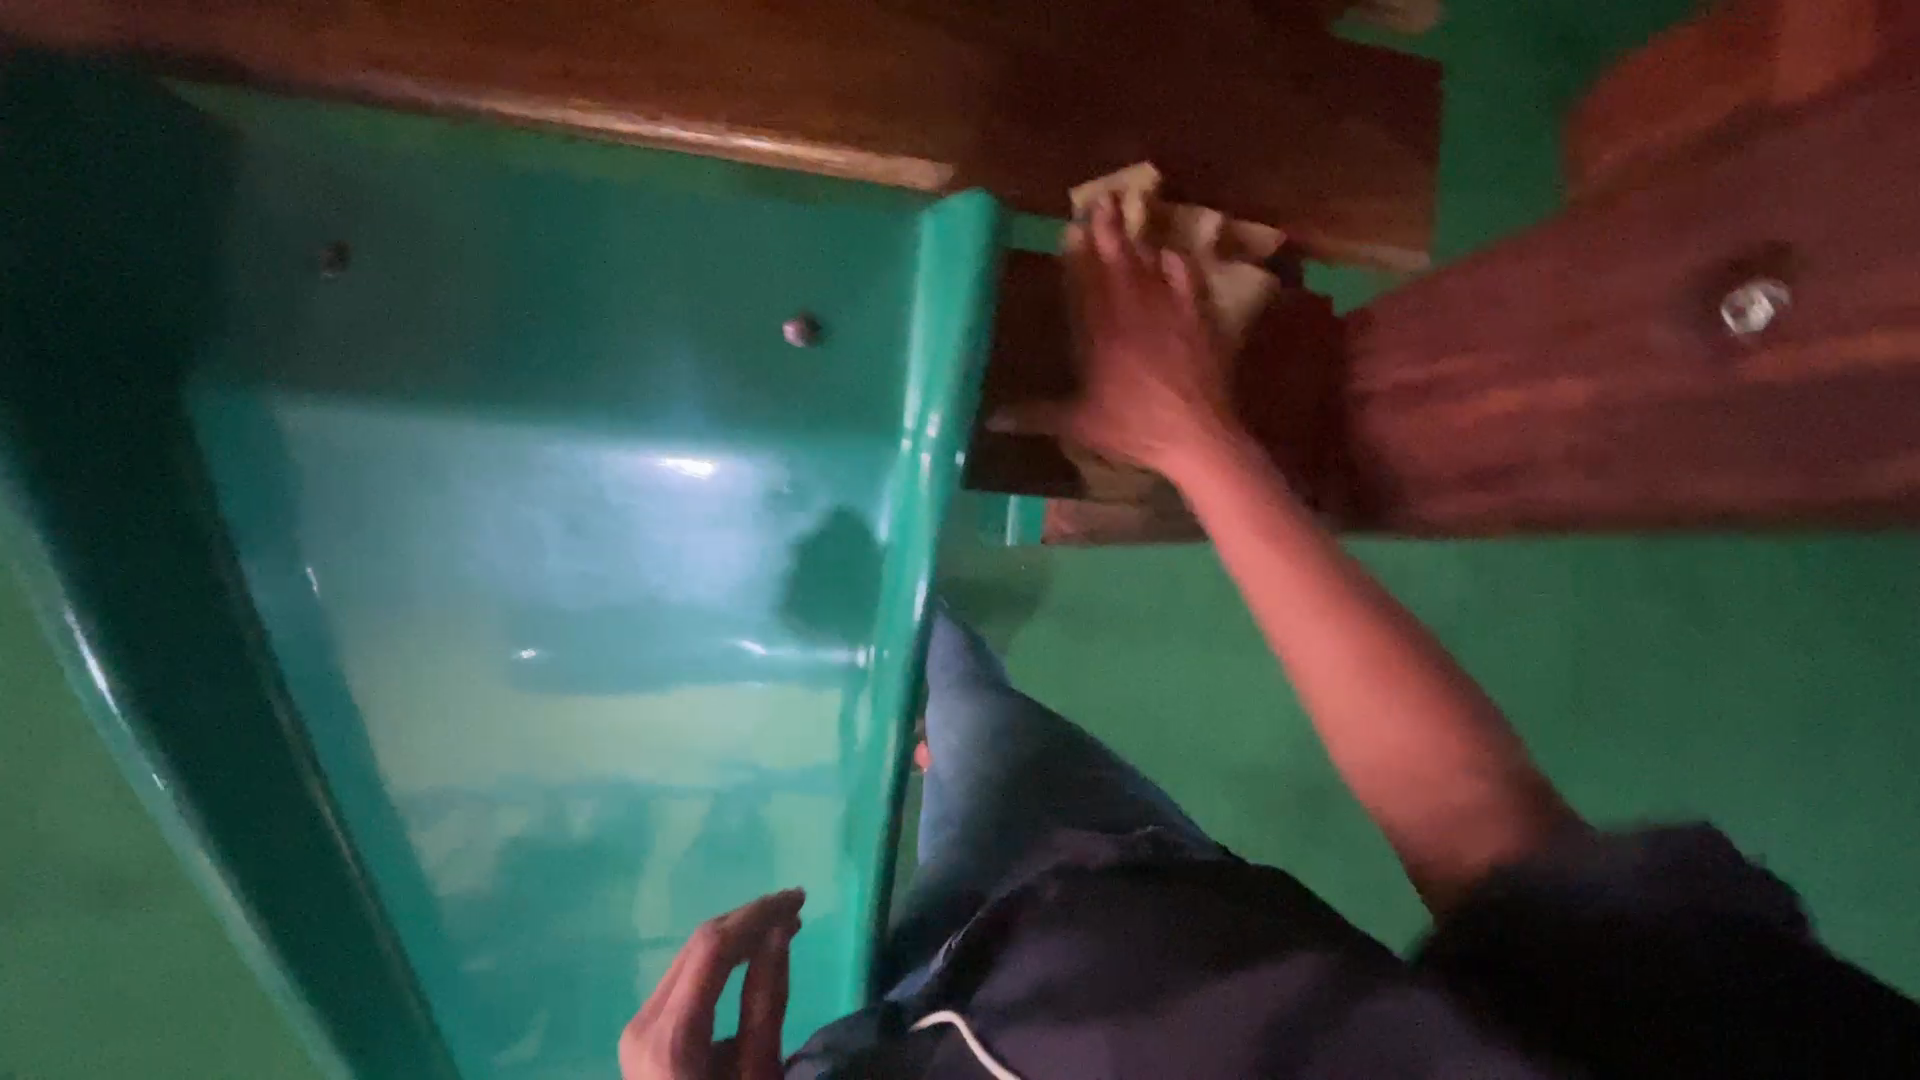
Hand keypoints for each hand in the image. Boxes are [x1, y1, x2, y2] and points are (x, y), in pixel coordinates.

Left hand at [618, 888, 804, 1079]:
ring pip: (690, 955)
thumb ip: (767, 999)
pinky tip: (749, 954)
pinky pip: (684, 977)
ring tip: (782, 925)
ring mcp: (636, 1028)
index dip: (757, 914)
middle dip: (750, 918)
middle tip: (797, 908)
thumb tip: (780, 931)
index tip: (799, 900)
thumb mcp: (758, 1073)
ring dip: (737, 934)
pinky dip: (720, 958)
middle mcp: (643, 1023)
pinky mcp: (641, 1034)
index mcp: (671, 1038)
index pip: (714, 947)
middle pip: (699, 944)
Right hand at [994, 195, 1240, 473]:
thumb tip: (990, 420)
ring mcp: (1168, 312)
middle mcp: (1131, 313)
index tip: (1071, 229)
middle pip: (1118, 262)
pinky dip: (1177, 264)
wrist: (1195, 434)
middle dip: (1108, 231)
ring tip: (1129, 221)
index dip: (1078, 255)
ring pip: (1149, 266)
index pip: (1084, 284)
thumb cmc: (1132, 428)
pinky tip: (1170, 254)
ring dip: (1138, 242)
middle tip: (1101, 201)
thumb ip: (1034, 416)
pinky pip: (1187, 280)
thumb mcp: (1077, 424)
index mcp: (1098, 334)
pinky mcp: (1198, 320)